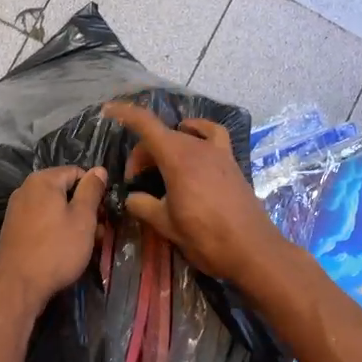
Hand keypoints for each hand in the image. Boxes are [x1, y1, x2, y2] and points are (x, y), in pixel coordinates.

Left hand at [0, 166, 107, 312]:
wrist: (17, 287)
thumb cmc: (56, 249)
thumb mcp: (83, 218)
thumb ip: (92, 190)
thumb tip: (99, 169)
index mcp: (43, 180)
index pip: (77, 172)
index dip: (94, 190)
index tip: (103, 213)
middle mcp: (26, 189)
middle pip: (64, 190)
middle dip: (83, 209)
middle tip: (98, 233)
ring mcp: (17, 209)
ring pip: (53, 208)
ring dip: (72, 222)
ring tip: (85, 245)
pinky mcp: (14, 229)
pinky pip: (41, 221)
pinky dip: (55, 231)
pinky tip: (64, 250)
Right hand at [108, 103, 287, 286]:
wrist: (253, 250)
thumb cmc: (207, 238)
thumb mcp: (167, 226)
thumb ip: (144, 207)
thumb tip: (131, 198)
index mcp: (176, 158)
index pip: (145, 124)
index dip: (125, 113)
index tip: (108, 110)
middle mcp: (195, 147)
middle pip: (160, 136)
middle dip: (142, 154)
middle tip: (136, 181)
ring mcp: (216, 152)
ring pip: (182, 138)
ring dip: (165, 149)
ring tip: (160, 171)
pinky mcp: (230, 162)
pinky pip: (211, 134)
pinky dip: (198, 131)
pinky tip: (193, 140)